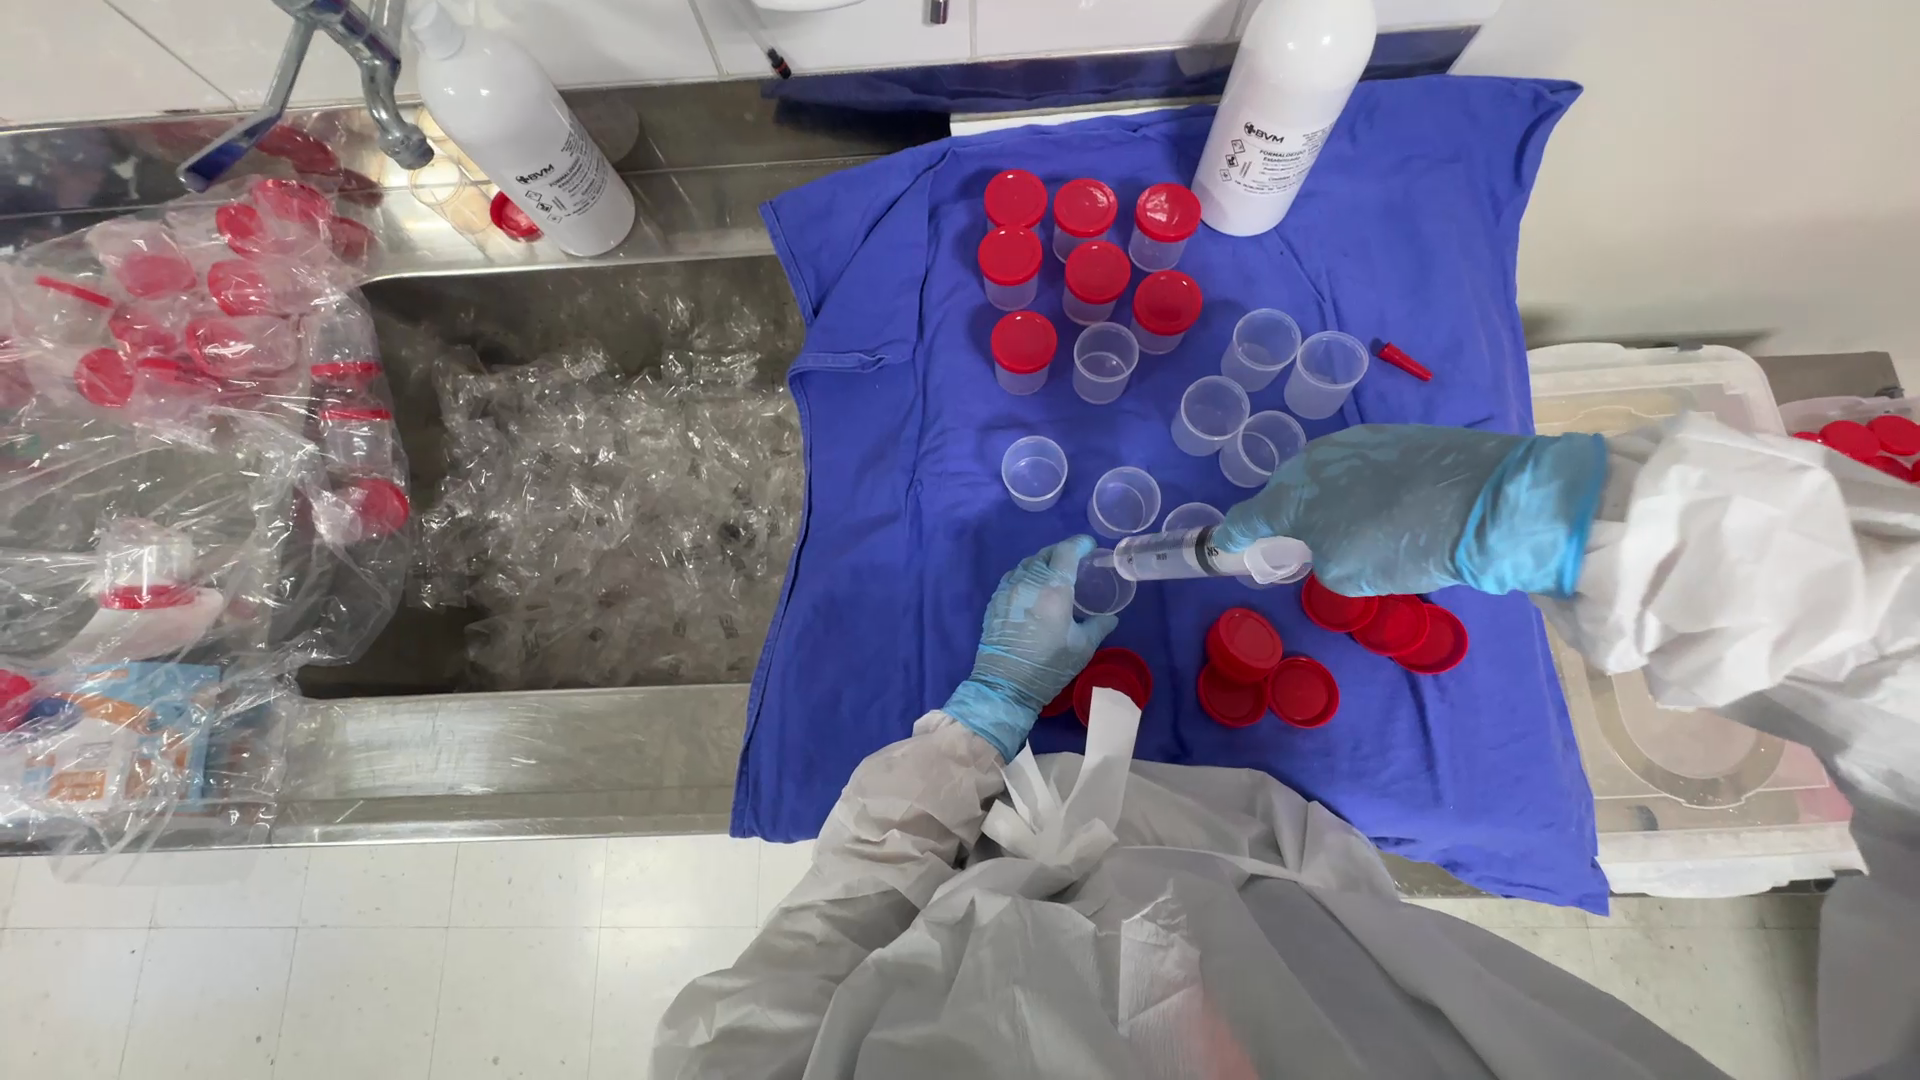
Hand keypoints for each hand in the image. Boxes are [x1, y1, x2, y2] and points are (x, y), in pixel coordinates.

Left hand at [942, 536, 1117, 760]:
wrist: (1005, 683)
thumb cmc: (1048, 665)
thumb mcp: (1082, 647)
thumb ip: (1099, 626)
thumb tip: (1111, 617)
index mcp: (1054, 588)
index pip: (1066, 551)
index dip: (1079, 544)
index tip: (1089, 546)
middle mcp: (1028, 581)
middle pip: (1045, 554)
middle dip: (1062, 552)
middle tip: (1075, 561)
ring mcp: (1008, 589)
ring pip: (1026, 563)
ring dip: (1042, 562)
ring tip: (1054, 573)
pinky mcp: (995, 601)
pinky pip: (1012, 576)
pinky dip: (1025, 574)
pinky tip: (1032, 587)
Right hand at [1214, 424, 1608, 596]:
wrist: (1491, 501)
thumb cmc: (1402, 546)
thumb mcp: (1344, 575)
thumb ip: (1315, 561)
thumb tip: (1324, 544)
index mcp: (1286, 498)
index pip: (1242, 523)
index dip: (1233, 541)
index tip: (1229, 550)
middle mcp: (1309, 461)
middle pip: (1282, 497)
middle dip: (1287, 521)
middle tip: (1307, 547)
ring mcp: (1353, 443)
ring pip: (1323, 479)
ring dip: (1327, 502)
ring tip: (1358, 527)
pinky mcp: (1394, 436)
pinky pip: (1360, 468)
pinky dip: (1363, 489)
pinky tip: (1393, 506)